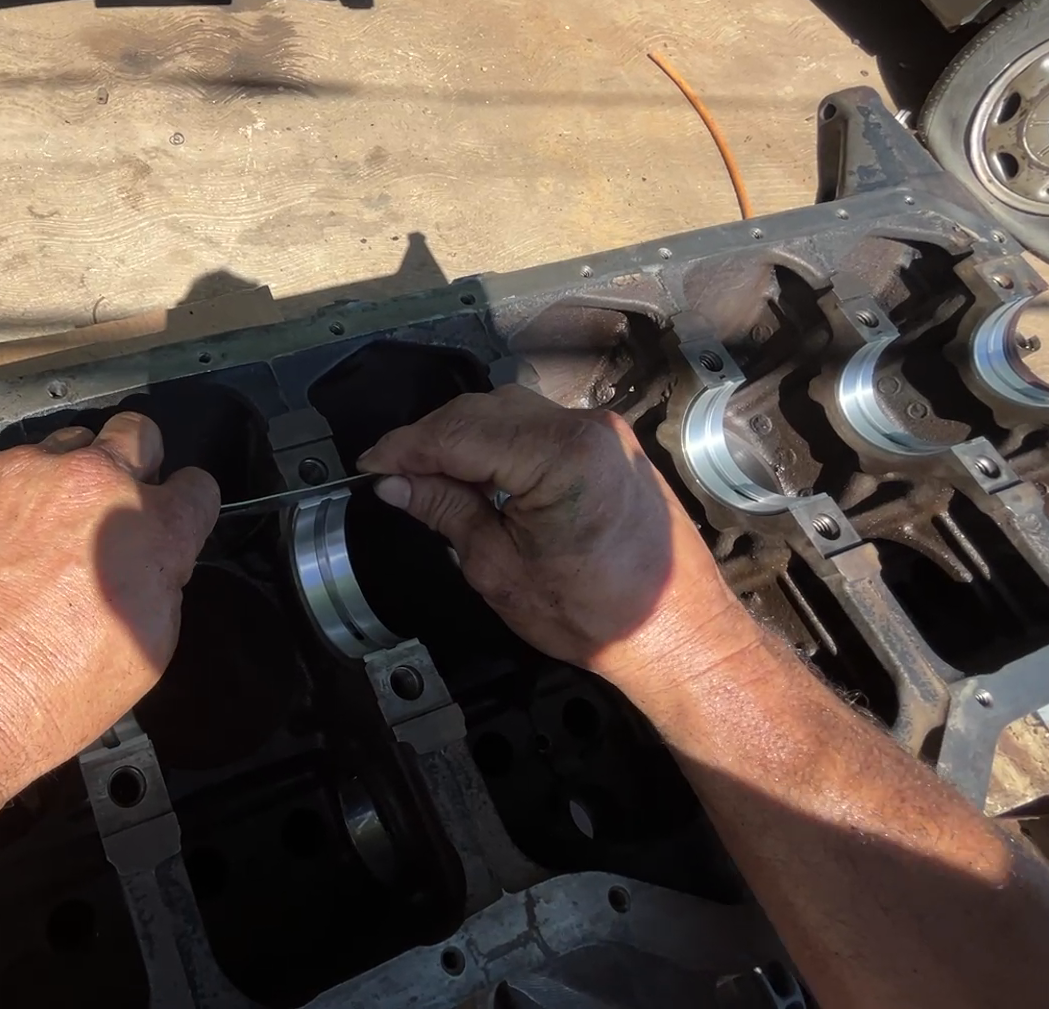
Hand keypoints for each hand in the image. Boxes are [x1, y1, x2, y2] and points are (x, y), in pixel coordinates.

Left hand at [0, 412, 219, 798]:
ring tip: (39, 528)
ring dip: (68, 476)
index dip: (186, 507)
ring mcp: (32, 469)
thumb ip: (161, 580)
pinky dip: (10, 493)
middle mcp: (97, 483)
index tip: (169, 521)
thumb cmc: (46, 695)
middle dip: (134, 463)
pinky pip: (9, 465)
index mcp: (151, 530)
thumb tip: (152, 555)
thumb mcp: (144, 653)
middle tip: (109, 506)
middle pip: (138, 431)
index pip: (199, 487)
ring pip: (70, 442)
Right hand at [356, 385, 757, 692]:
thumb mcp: (499, 568)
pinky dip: (489, 441)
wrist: (681, 637)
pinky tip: (467, 470)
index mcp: (560, 457)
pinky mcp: (604, 443)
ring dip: (455, 437)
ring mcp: (600, 431)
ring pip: (501, 410)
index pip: (456, 434)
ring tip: (422, 475)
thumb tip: (393, 484)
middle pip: (477, 412)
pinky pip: (530, 424)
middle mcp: (584, 429)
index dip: (403, 448)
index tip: (368, 465)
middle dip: (425, 439)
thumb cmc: (596, 615)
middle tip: (389, 475)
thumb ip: (444, 511)